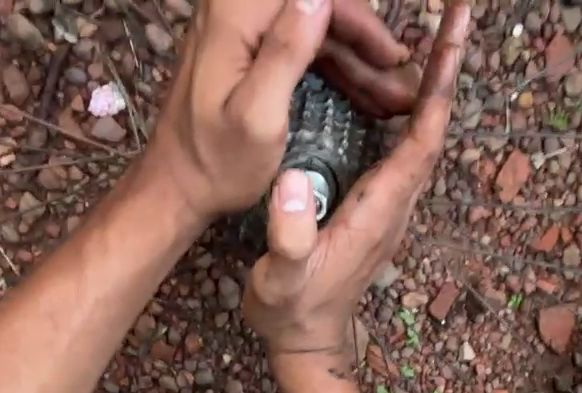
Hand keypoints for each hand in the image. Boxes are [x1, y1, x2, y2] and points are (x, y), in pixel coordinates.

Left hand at [140, 0, 416, 220]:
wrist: (179, 186)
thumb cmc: (217, 163)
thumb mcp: (258, 115)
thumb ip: (286, 51)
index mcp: (236, 12)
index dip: (359, 18)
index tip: (392, 56)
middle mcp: (236, 5)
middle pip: (318, 4)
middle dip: (365, 40)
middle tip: (401, 82)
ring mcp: (242, 26)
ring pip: (317, 25)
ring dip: (358, 59)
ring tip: (394, 98)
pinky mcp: (249, 48)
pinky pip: (304, 45)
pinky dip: (338, 68)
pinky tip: (366, 94)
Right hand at [243, 1, 468, 370]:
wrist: (306, 342)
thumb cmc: (291, 312)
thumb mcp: (281, 280)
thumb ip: (290, 238)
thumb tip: (294, 182)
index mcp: (378, 210)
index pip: (422, 136)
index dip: (440, 82)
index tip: (456, 27)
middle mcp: (395, 205)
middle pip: (433, 127)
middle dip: (447, 69)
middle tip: (457, 12)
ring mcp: (389, 209)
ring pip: (422, 137)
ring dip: (433, 87)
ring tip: (437, 35)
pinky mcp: (378, 211)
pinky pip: (404, 151)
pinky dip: (410, 112)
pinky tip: (398, 91)